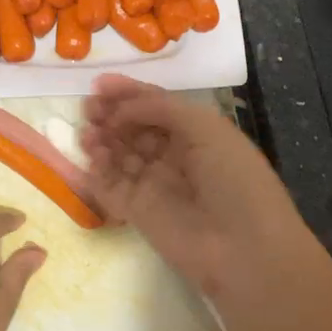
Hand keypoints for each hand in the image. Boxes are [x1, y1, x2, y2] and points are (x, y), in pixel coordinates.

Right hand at [81, 74, 304, 297]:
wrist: (242, 246)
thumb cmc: (234, 179)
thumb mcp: (206, 128)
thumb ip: (161, 109)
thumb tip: (120, 110)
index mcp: (197, 134)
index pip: (156, 107)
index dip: (129, 94)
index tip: (99, 84)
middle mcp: (174, 157)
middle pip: (134, 129)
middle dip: (110, 114)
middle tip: (89, 107)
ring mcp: (154, 185)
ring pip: (119, 156)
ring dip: (102, 140)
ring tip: (88, 131)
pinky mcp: (137, 212)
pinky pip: (111, 186)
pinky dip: (98, 170)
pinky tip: (93, 155)